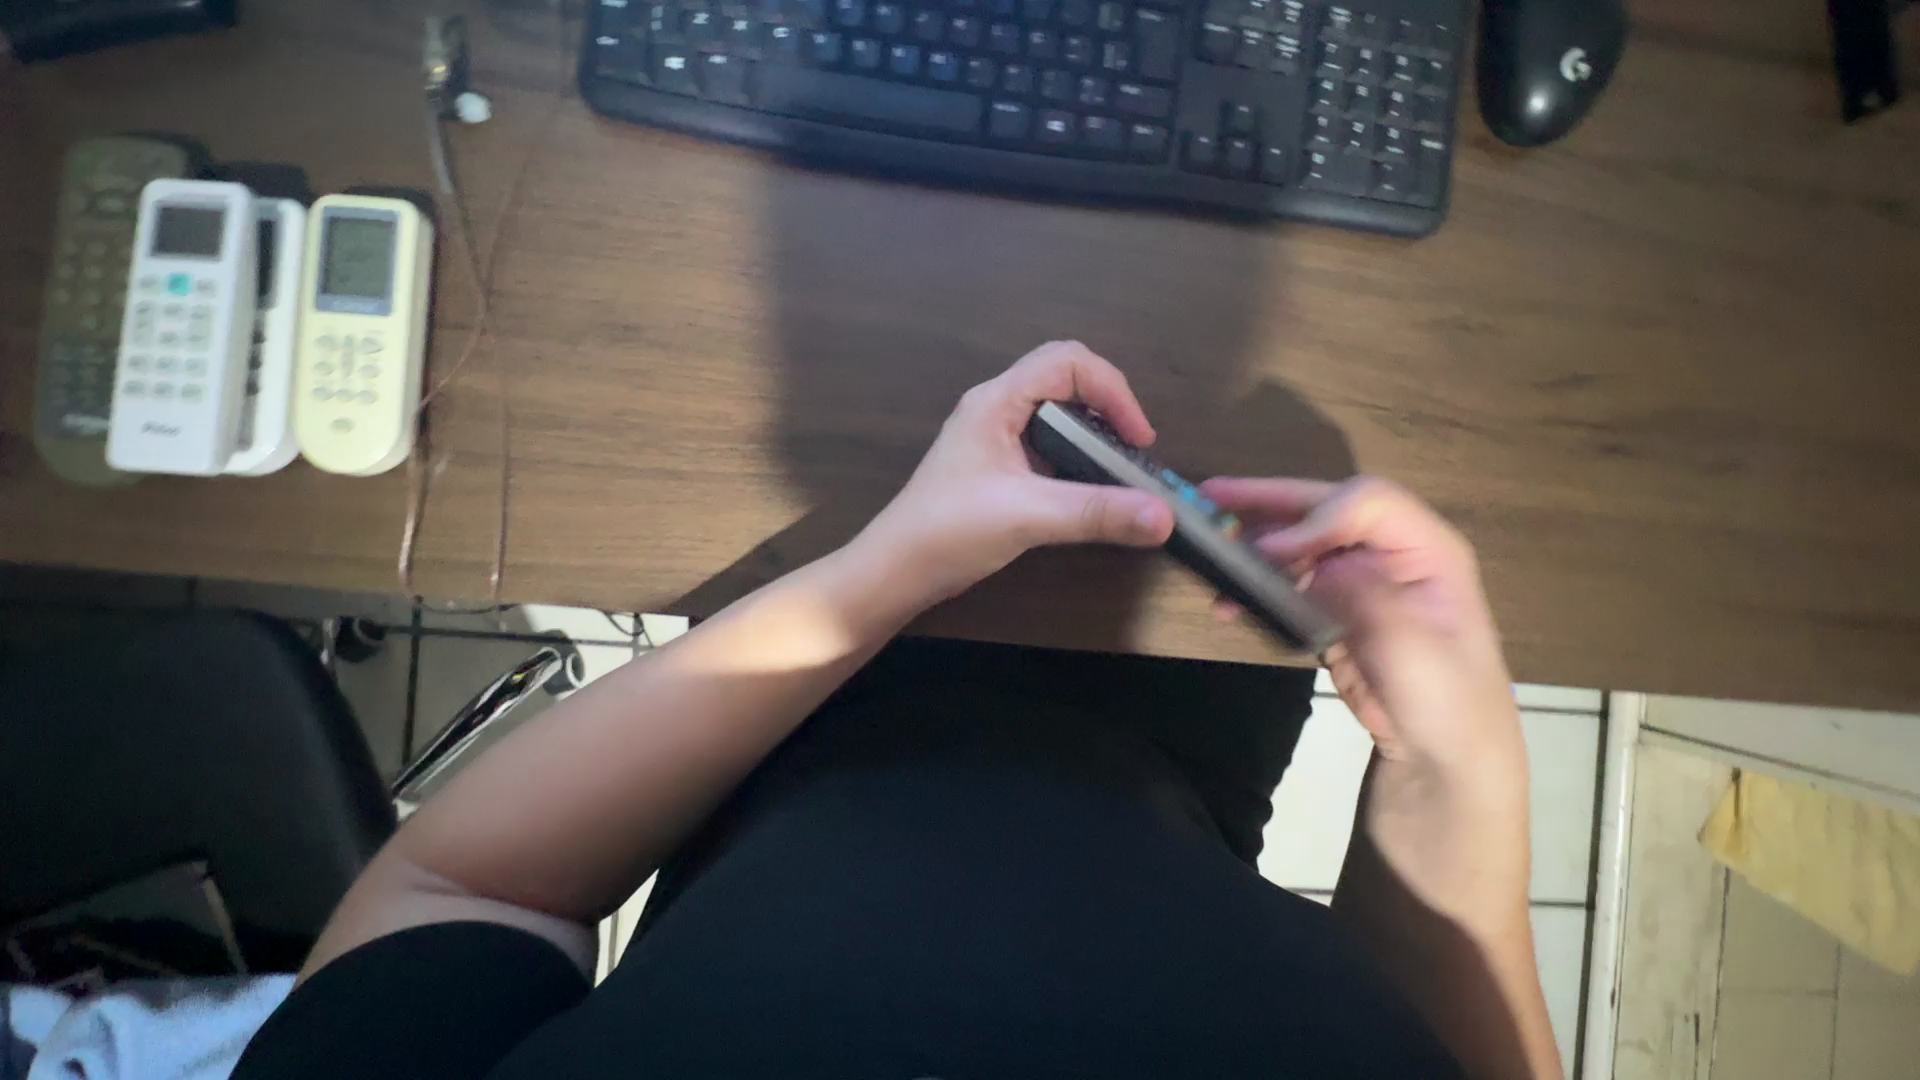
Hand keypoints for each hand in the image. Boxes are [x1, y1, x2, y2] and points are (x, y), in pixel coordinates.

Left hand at [856, 342, 1174, 609]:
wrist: (895, 570)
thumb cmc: (949, 532)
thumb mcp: (1027, 517)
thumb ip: (1096, 512)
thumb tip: (1164, 516)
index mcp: (996, 401)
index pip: (1067, 361)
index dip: (1112, 389)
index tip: (1137, 438)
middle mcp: (994, 408)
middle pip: (1063, 378)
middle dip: (1106, 405)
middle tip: (1130, 449)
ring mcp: (992, 438)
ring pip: (1054, 413)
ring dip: (1091, 432)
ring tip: (1115, 470)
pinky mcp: (994, 468)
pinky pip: (1044, 445)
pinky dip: (1073, 458)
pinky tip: (1086, 490)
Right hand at [1199, 475, 1528, 919]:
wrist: (1442, 759)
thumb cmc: (1446, 701)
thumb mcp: (1412, 646)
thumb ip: (1357, 590)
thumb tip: (1295, 553)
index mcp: (1426, 549)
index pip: (1366, 502)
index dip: (1315, 516)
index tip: (1272, 550)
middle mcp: (1389, 552)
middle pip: (1324, 508)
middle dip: (1267, 502)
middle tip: (1210, 497)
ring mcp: (1358, 580)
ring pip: (1297, 543)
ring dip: (1253, 547)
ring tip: (1209, 556)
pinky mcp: (1331, 608)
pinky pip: (1286, 582)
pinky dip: (1253, 586)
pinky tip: (1227, 602)